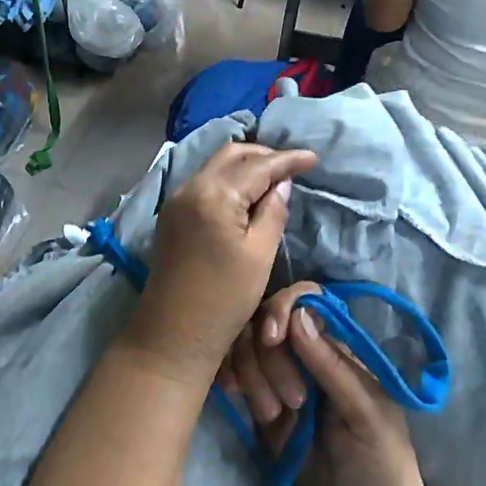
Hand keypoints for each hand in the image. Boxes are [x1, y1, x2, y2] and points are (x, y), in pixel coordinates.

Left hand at [118, 143, 316, 386]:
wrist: (173, 331)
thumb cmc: (224, 298)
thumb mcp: (259, 256)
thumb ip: (272, 212)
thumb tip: (282, 183)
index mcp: (213, 194)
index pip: (255, 165)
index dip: (286, 159)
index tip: (313, 158)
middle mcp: (190, 187)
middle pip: (230, 155)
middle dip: (263, 155)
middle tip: (293, 165)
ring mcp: (176, 199)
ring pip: (215, 166)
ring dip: (244, 165)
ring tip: (274, 175)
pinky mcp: (172, 213)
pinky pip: (204, 181)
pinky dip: (227, 178)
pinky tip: (246, 191)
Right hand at [219, 283, 456, 485]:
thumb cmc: (382, 470)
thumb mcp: (367, 416)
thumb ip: (332, 365)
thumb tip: (297, 313)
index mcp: (337, 351)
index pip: (303, 305)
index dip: (281, 310)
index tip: (272, 337)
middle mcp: (304, 356)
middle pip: (266, 323)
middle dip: (267, 359)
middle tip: (289, 404)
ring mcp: (278, 378)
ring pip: (245, 346)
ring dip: (251, 375)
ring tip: (270, 417)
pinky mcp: (258, 401)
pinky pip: (233, 371)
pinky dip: (228, 376)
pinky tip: (233, 395)